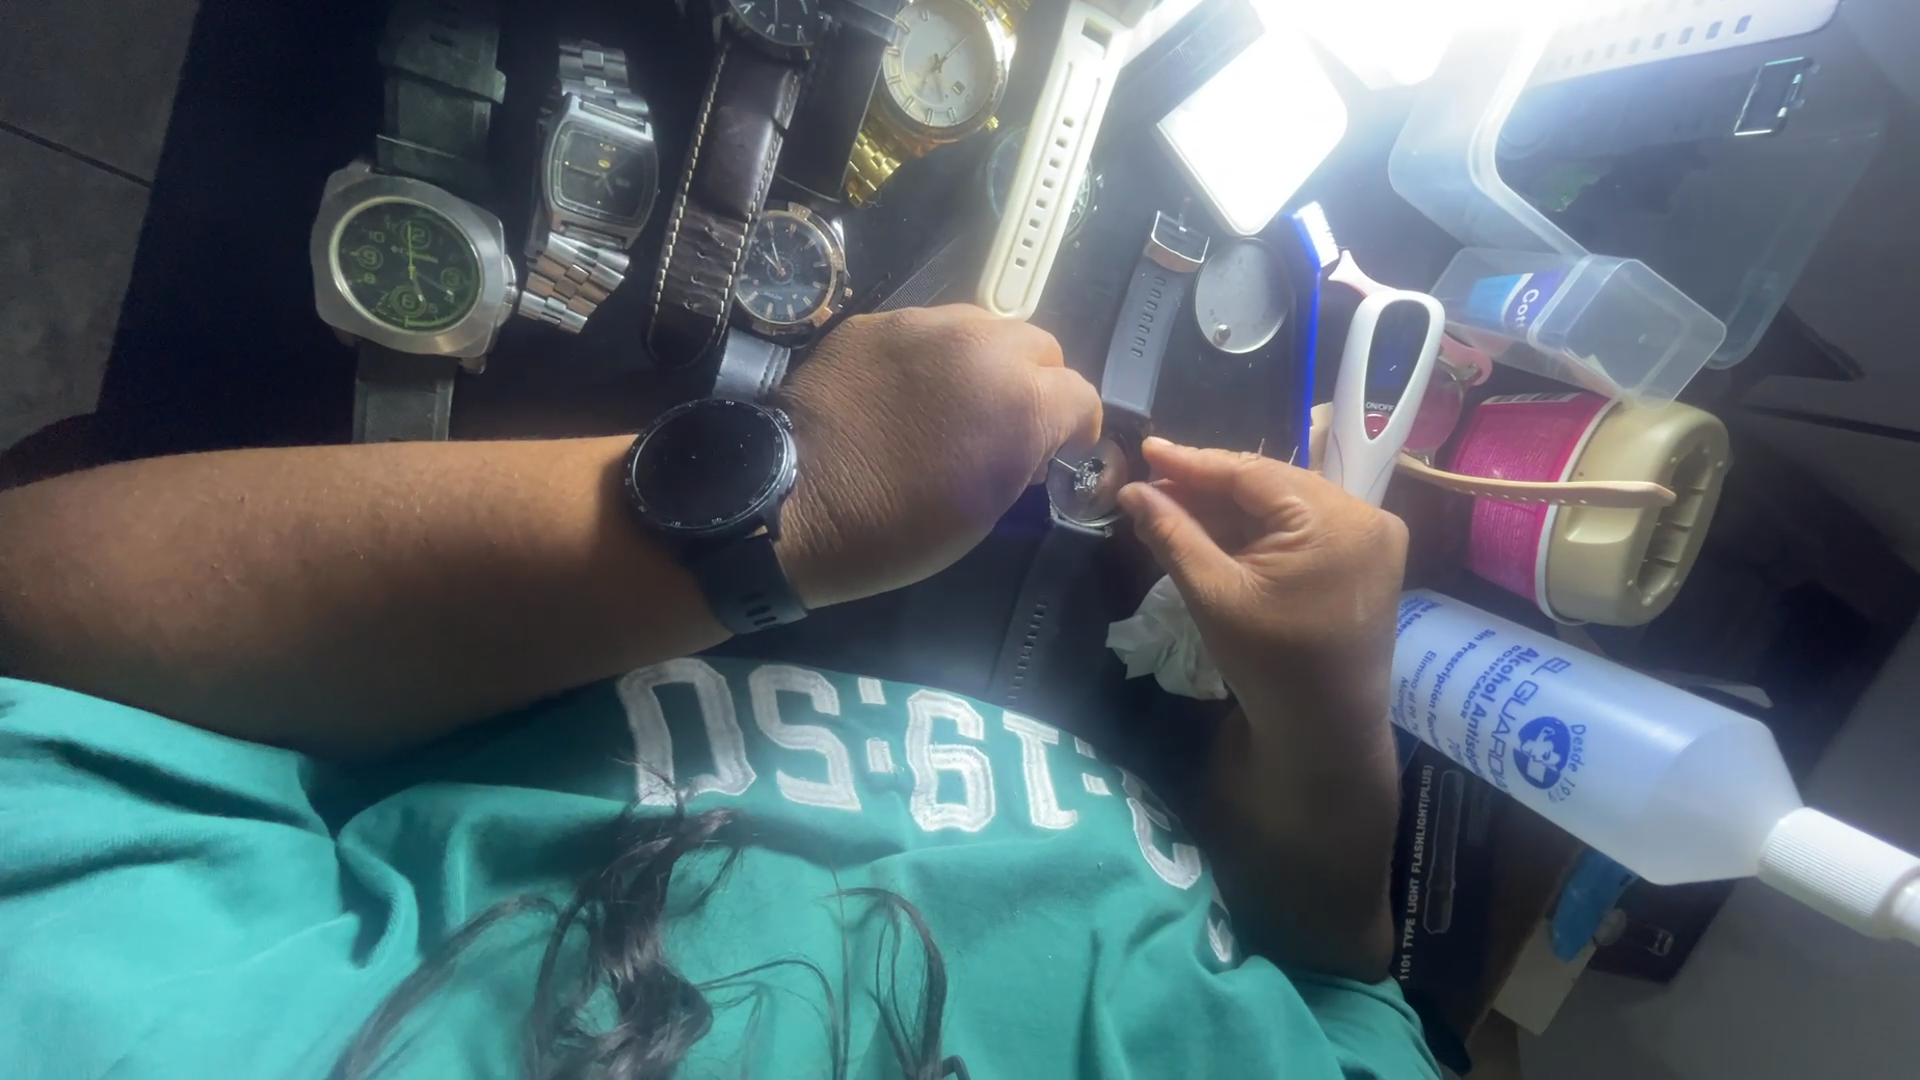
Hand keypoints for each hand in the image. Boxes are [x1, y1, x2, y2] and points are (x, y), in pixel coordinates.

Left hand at [774, 305, 1101, 607]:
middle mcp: (981, 347)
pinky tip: (902, 391)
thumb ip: (1021, 460)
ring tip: (953, 400)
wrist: (788, 506)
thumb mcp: (981, 513)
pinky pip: (926, 330)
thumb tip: (1027, 440)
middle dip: (1036, 384)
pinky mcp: (875, 322)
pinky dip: (931, 358)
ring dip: (986, 363)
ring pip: (985, 327)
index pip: (1082, 396)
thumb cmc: (894, 531)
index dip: (1076, 428)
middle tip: (1004, 422)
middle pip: (1040, 347)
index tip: (1057, 450)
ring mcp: (924, 325)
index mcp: (1020, 403)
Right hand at [1116, 438, 1406, 726]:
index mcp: (1337, 521)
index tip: (1146, 449)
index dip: (1193, 461)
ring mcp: (1367, 538)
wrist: (1324, 734)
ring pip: (1279, 505)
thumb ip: (1173, 534)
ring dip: (1224, 508)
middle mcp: (1364, 517)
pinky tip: (1208, 529)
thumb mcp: (1213, 594)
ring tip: (1168, 506)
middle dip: (1205, 487)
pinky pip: (1295, 528)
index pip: (1253, 473)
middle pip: (1268, 485)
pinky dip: (1251, 529)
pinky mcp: (1358, 558)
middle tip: (1149, 485)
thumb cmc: (1270, 667)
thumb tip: (1131, 490)